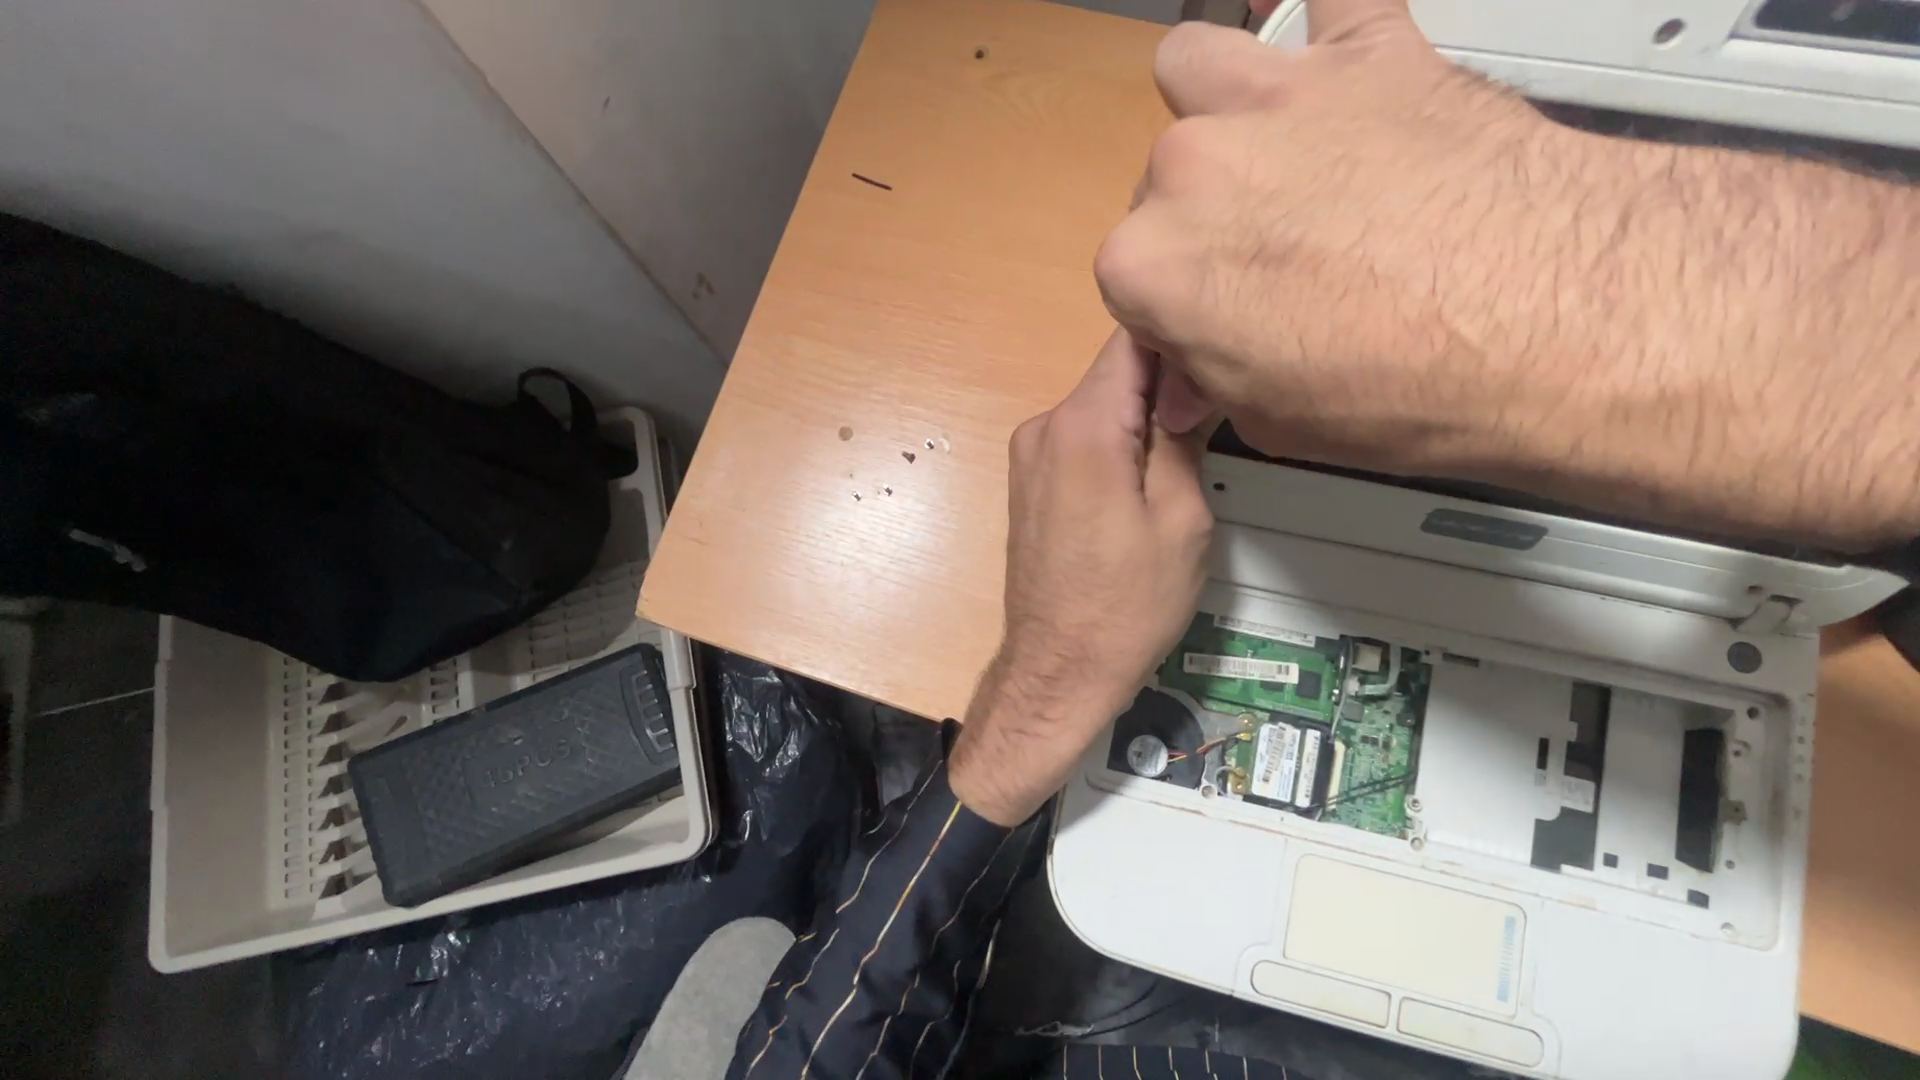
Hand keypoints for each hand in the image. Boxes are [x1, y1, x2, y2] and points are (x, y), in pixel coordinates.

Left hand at [949, 330, 1213, 825]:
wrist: (1057, 668)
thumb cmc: (1128, 604)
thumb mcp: (1181, 519)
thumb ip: (1182, 435)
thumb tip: (1192, 379)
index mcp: (1081, 425)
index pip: (1133, 338)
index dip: (1183, 339)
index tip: (1225, 361)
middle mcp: (1043, 425)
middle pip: (1115, 371)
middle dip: (1168, 383)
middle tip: (1220, 418)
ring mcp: (1029, 453)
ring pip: (1100, 404)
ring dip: (1144, 416)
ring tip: (1189, 456)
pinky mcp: (1029, 481)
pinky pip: (1081, 437)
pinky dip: (1116, 442)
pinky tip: (1145, 480)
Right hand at [1099, 0, 1919, 548]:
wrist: (1558, 324)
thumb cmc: (1408, 384)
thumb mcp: (1270, 419)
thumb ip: (1209, 378)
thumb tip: (1191, 375)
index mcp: (1150, 264)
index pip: (1129, 281)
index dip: (1172, 308)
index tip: (1211, 324)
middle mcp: (1192, 169)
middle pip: (1162, 183)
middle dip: (1203, 219)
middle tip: (1266, 257)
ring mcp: (1275, 99)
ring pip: (1194, 66)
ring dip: (1217, 105)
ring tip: (1268, 148)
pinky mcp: (1370, 48)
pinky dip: (1326, 19)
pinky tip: (1337, 49)